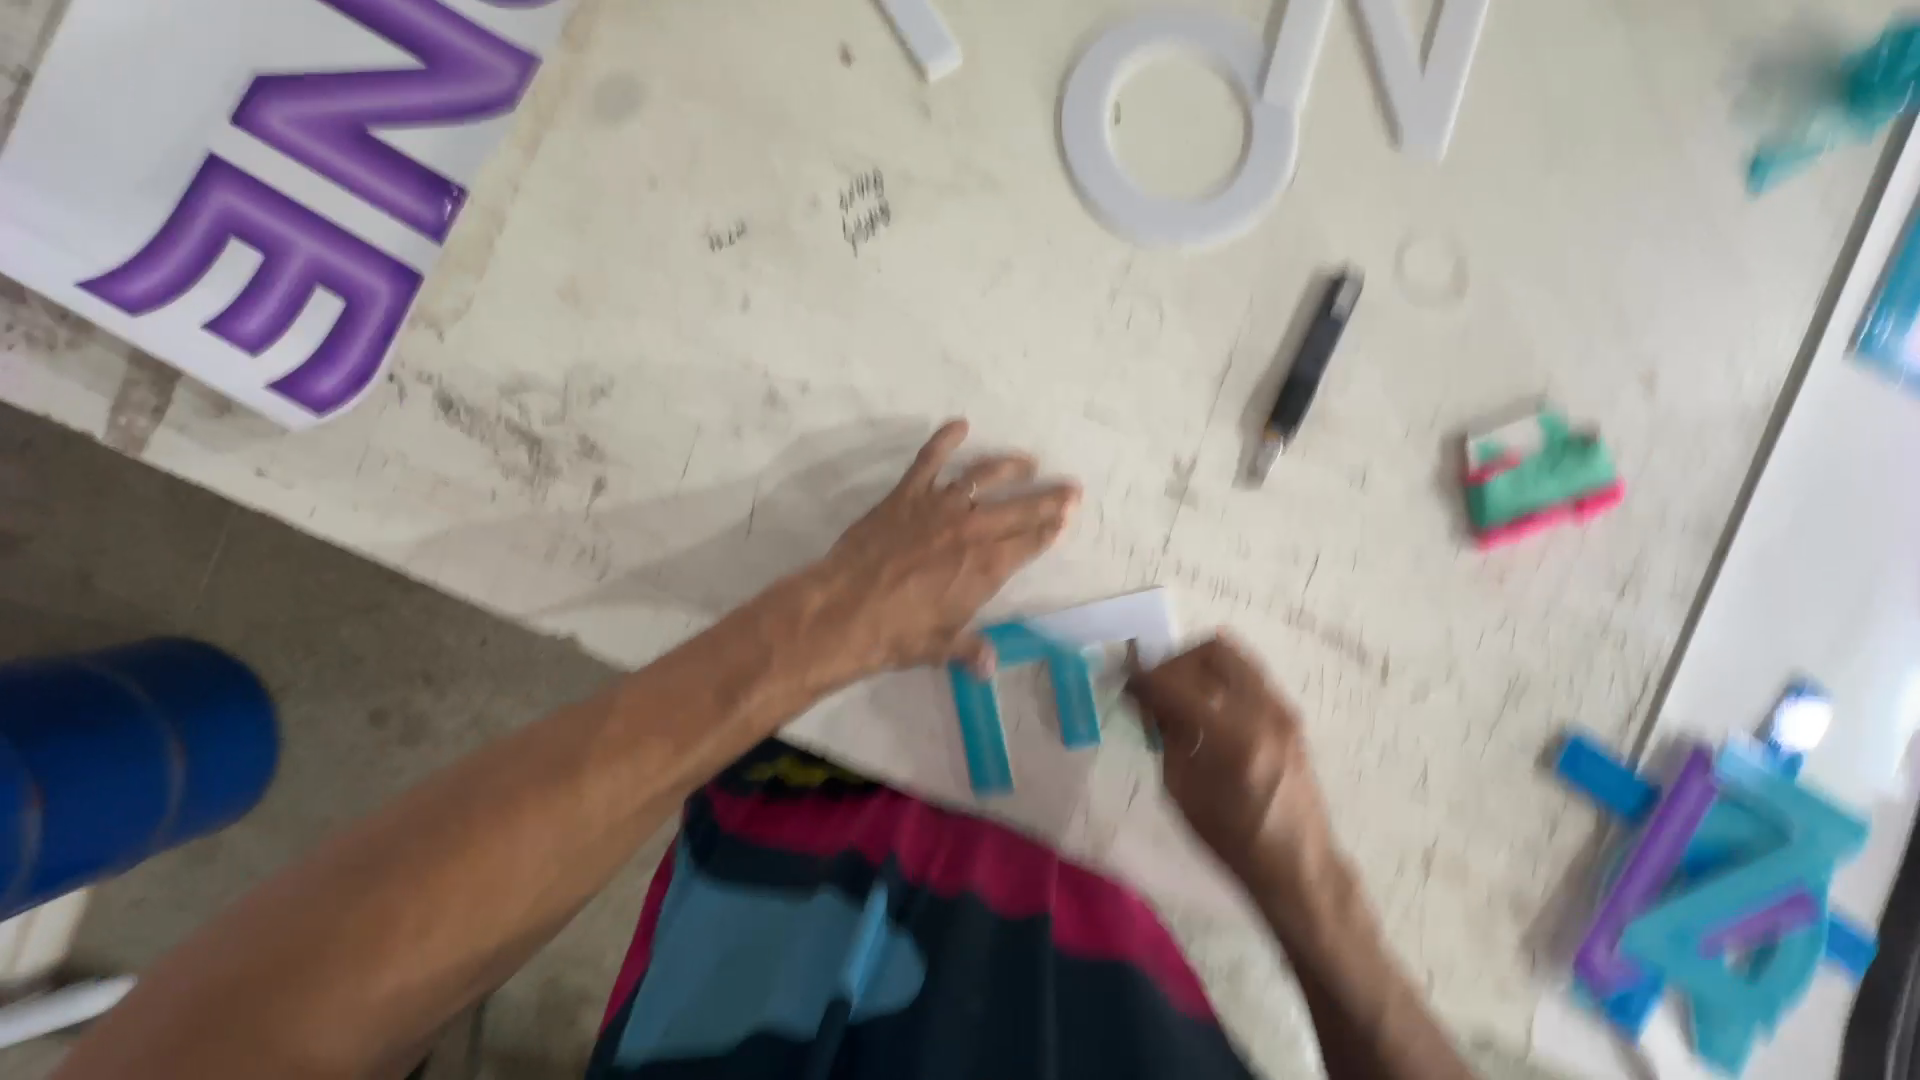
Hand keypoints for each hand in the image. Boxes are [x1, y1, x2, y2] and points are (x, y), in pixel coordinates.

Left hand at [802, 419, 1079, 679]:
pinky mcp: (906, 495)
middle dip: (1049, 497)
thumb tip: (989, 665)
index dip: (1052, 528)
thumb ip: (970, 650)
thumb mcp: (940, 648)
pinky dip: (945, 439)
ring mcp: (938, 507)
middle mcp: (971, 530)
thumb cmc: (897, 634)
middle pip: (1020, 508)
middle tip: (1070, 488)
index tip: (1068, 516)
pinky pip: (929, 460)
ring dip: (1009, 467)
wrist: (845, 610)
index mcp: (986, 567)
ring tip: (1026, 462)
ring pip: (983, 477)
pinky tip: (959, 425)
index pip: (1030, 542)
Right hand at [1127, 637, 1336, 897]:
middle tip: (1156, 688)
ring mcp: (1281, 709)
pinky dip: (1221, 678)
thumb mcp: (1181, 790)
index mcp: (1231, 738)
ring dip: (1199, 665)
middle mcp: (1261, 712)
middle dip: (1175, 663)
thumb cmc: (1232, 839)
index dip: (1143, 679)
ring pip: (1233, 656)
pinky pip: (1248, 675)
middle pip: (1210, 652)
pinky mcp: (1290, 714)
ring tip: (1181, 694)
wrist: (1297, 863)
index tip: (1126, 684)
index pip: (1175, 684)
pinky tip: (1208, 707)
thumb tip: (1147, 699)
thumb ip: (1166, 736)